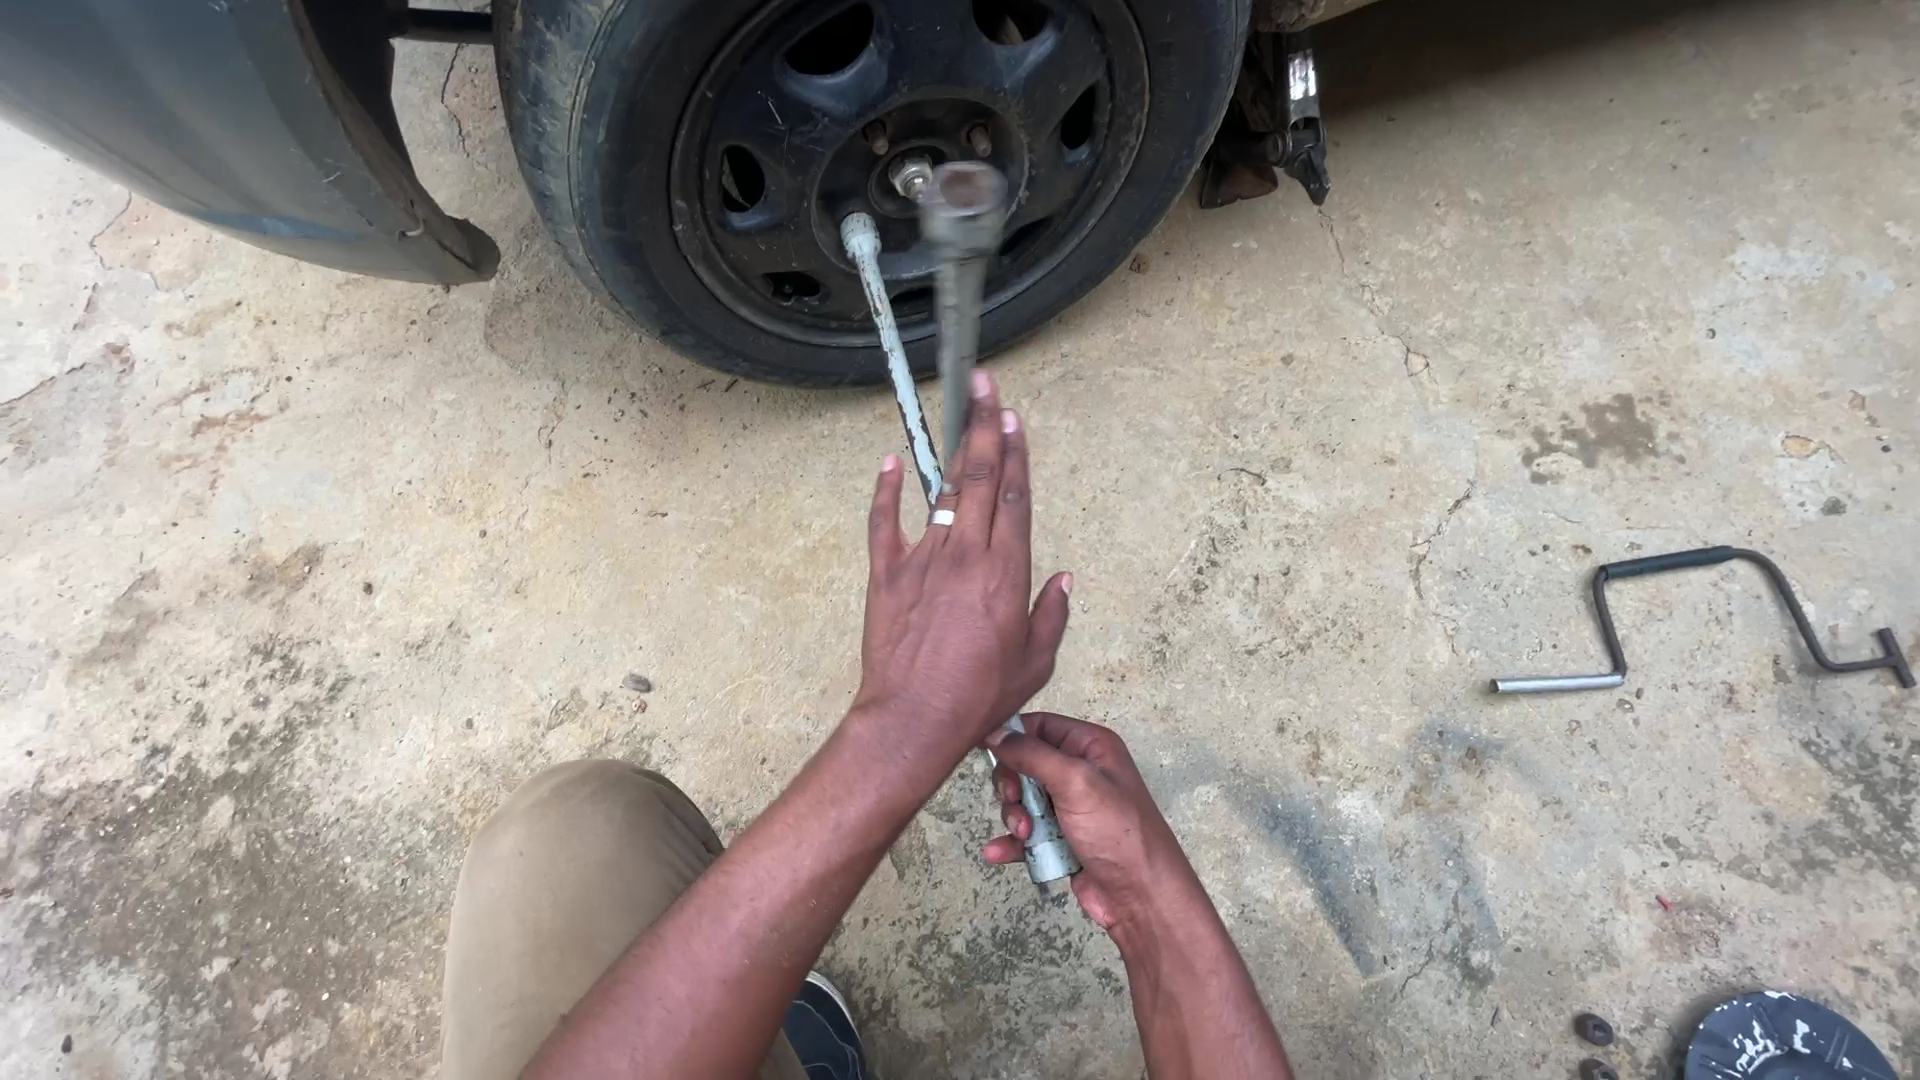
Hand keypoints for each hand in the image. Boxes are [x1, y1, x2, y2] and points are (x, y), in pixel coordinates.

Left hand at [847, 371, 1071, 784]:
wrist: (915, 717)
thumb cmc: (979, 694)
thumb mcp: (1036, 661)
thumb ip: (1052, 614)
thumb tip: (1064, 578)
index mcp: (1005, 571)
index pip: (1016, 498)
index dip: (1018, 454)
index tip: (1016, 418)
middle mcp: (966, 553)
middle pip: (982, 478)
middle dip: (985, 426)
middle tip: (986, 384)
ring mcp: (923, 559)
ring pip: (942, 491)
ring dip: (953, 448)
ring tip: (960, 411)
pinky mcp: (886, 573)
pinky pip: (883, 522)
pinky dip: (886, 490)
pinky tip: (890, 461)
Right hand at [982, 713, 1200, 935]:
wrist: (1141, 898)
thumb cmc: (1116, 832)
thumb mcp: (1075, 782)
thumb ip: (1032, 754)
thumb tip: (993, 733)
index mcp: (1090, 746)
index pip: (1039, 726)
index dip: (1013, 737)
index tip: (988, 752)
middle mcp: (1080, 770)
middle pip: (1024, 763)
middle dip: (1013, 785)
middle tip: (1015, 801)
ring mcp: (1070, 806)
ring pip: (1022, 799)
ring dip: (1014, 816)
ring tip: (1024, 835)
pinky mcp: (1061, 838)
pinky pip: (1026, 832)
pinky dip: (1012, 841)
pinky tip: (997, 853)